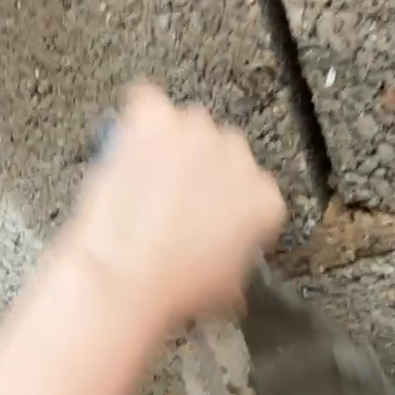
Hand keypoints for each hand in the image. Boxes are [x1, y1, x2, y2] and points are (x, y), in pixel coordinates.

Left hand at [58, 82, 287, 332]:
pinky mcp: (153, 119)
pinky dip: (140, 122)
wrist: (129, 278)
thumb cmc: (176, 288)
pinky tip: (131, 150)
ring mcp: (195, 132)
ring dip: (173, 147)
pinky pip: (148, 104)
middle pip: (225, 153)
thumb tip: (228, 264)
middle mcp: (238, 156)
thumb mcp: (226, 290)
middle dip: (204, 174)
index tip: (213, 224)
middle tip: (177, 207)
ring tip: (149, 186)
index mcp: (265, 199)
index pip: (256, 194)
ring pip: (189, 128)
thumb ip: (238, 261)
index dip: (230, 209)